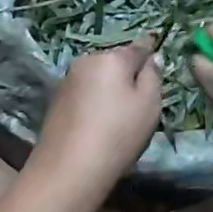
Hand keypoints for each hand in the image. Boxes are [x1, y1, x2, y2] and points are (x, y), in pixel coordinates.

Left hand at [31, 39, 161, 198]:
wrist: (69, 167)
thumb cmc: (118, 133)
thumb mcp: (149, 105)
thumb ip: (153, 76)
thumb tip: (152, 57)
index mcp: (112, 58)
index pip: (138, 46)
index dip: (149, 48)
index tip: (155, 45)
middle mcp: (87, 60)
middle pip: (115, 59)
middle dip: (127, 69)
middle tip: (140, 92)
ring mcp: (69, 79)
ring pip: (98, 74)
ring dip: (109, 84)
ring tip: (120, 108)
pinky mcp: (57, 98)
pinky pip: (85, 89)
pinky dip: (94, 96)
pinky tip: (99, 117)